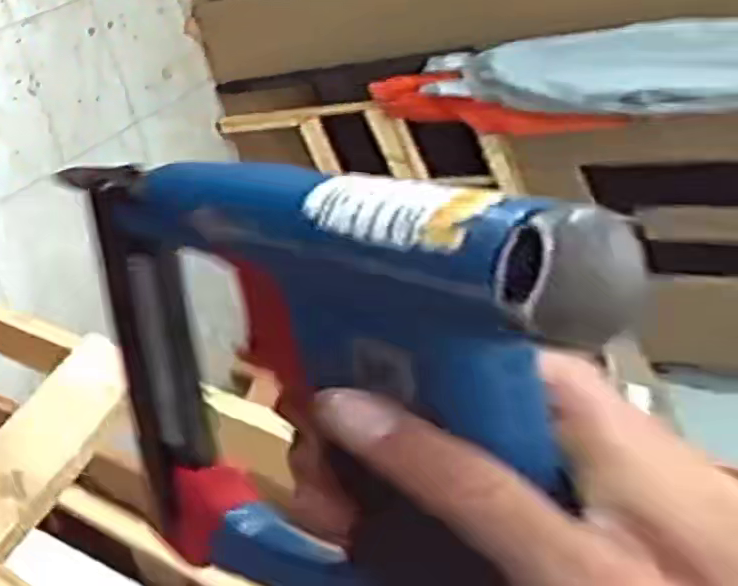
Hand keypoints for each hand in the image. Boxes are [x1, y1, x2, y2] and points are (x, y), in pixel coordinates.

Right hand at [301, 352, 737, 584]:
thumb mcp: (582, 573)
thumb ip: (459, 480)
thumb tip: (334, 400)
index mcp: (581, 411)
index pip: (453, 334)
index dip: (371, 344)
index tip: (312, 383)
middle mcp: (564, 428)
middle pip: (423, 390)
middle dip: (352, 425)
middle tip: (312, 477)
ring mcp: (562, 480)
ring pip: (428, 440)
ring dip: (364, 469)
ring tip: (328, 514)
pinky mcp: (560, 521)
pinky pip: (456, 484)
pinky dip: (402, 500)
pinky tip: (366, 530)